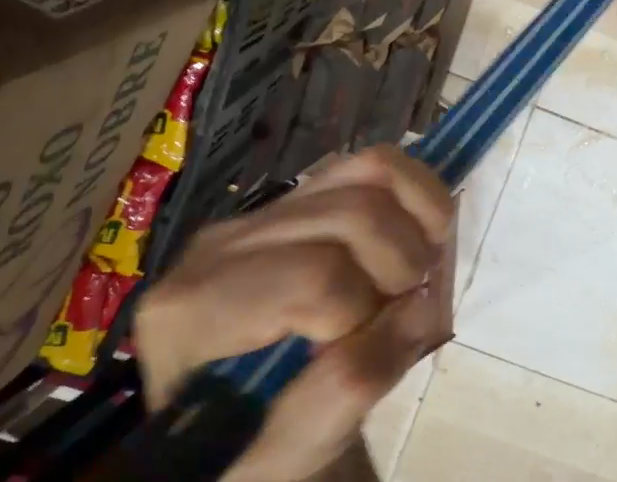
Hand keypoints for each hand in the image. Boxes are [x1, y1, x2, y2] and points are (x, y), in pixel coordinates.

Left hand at [134, 147, 454, 481]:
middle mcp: (221, 244)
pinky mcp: (303, 198)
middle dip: (402, 269)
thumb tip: (418, 308)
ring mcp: (264, 213)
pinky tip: (423, 239)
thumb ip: (342, 392)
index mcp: (193, 312)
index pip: (315, 278)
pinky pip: (378, 163)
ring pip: (373, 171)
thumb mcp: (287, 456)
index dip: (364, 318)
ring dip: (420, 227)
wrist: (239, 434)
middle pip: (354, 215)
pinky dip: (422, 195)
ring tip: (414, 278)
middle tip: (399, 319)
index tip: (362, 359)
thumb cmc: (249, 454)